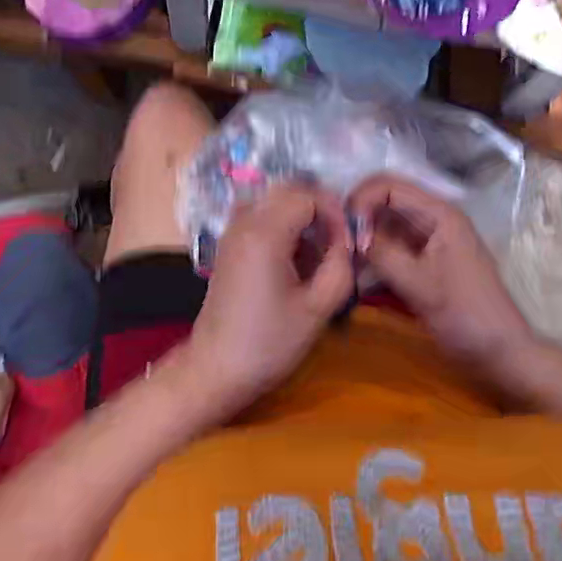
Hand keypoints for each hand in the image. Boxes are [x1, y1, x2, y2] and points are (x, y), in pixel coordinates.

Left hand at [179, 185, 356, 414]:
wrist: (215, 370)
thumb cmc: (268, 342)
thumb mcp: (317, 308)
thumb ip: (340, 266)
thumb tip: (346, 242)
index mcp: (264, 231)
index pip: (309, 196)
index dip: (335, 214)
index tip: (347, 246)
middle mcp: (245, 221)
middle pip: (290, 190)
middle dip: (319, 210)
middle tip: (336, 243)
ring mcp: (232, 230)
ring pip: (275, 201)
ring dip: (301, 217)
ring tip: (317, 253)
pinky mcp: (229, 244)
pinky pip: (261, 216)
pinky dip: (283, 225)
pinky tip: (294, 259)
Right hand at [353, 174, 538, 369]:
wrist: (502, 355)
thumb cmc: (466, 316)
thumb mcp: (420, 285)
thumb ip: (382, 254)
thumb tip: (349, 234)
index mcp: (439, 214)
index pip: (388, 186)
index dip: (361, 202)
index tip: (344, 233)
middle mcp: (434, 220)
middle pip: (385, 203)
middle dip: (359, 220)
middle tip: (339, 248)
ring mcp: (430, 242)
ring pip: (386, 227)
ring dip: (365, 241)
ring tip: (346, 265)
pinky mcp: (426, 263)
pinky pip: (393, 249)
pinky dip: (375, 258)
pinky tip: (360, 278)